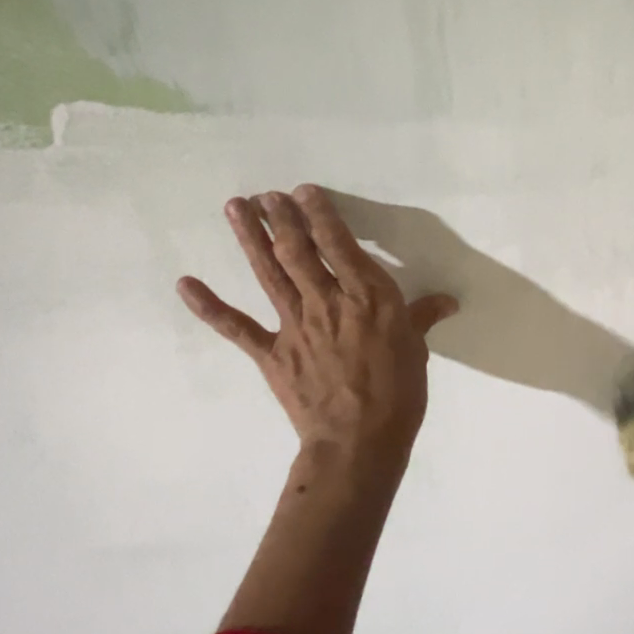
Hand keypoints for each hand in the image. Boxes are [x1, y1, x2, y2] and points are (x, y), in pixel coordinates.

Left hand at [177, 184, 457, 465]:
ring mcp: (295, 327)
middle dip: (280, 218)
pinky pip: (236, 327)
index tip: (303, 191)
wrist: (359, 442)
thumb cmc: (398, 392)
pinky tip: (186, 284)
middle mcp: (328, 302)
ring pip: (269, 275)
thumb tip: (447, 301)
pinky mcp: (271, 354)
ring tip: (235, 208)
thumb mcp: (416, 348)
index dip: (320, 214)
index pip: (339, 244)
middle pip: (298, 251)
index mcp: (367, 296)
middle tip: (265, 194)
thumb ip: (422, 317)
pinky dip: (209, 306)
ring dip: (250, 240)